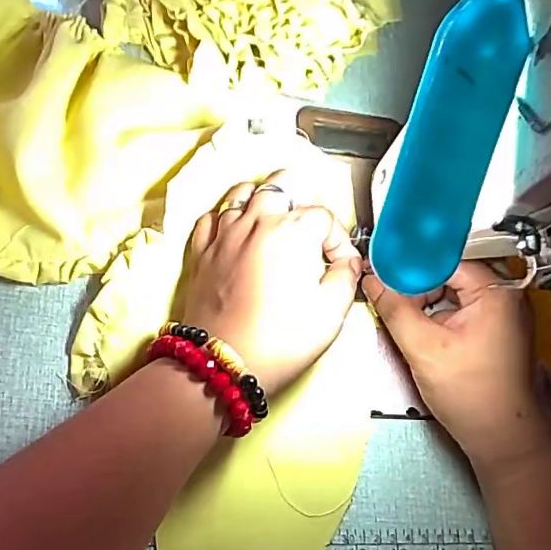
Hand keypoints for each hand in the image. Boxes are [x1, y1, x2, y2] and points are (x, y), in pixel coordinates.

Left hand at [180, 173, 362, 394]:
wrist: (224, 363)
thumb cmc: (277, 341)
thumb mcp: (331, 313)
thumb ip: (346, 278)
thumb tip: (348, 264)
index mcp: (292, 232)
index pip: (323, 215)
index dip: (337, 239)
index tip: (340, 264)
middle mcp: (256, 224)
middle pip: (280, 186)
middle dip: (300, 198)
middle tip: (308, 222)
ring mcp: (224, 235)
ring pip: (241, 192)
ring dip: (261, 196)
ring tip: (272, 211)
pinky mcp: (202, 252)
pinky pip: (211, 217)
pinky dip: (225, 215)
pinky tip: (234, 227)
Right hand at [363, 262, 550, 470]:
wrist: (500, 435)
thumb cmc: (478, 397)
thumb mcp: (423, 347)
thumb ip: (394, 308)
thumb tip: (374, 282)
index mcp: (496, 292)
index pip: (443, 260)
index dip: (409, 265)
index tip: (383, 267)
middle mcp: (505, 297)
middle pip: (446, 275)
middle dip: (415, 287)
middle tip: (390, 299)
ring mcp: (501, 315)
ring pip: (450, 293)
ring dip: (424, 304)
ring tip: (409, 324)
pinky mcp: (494, 331)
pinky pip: (458, 311)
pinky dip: (437, 318)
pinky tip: (423, 334)